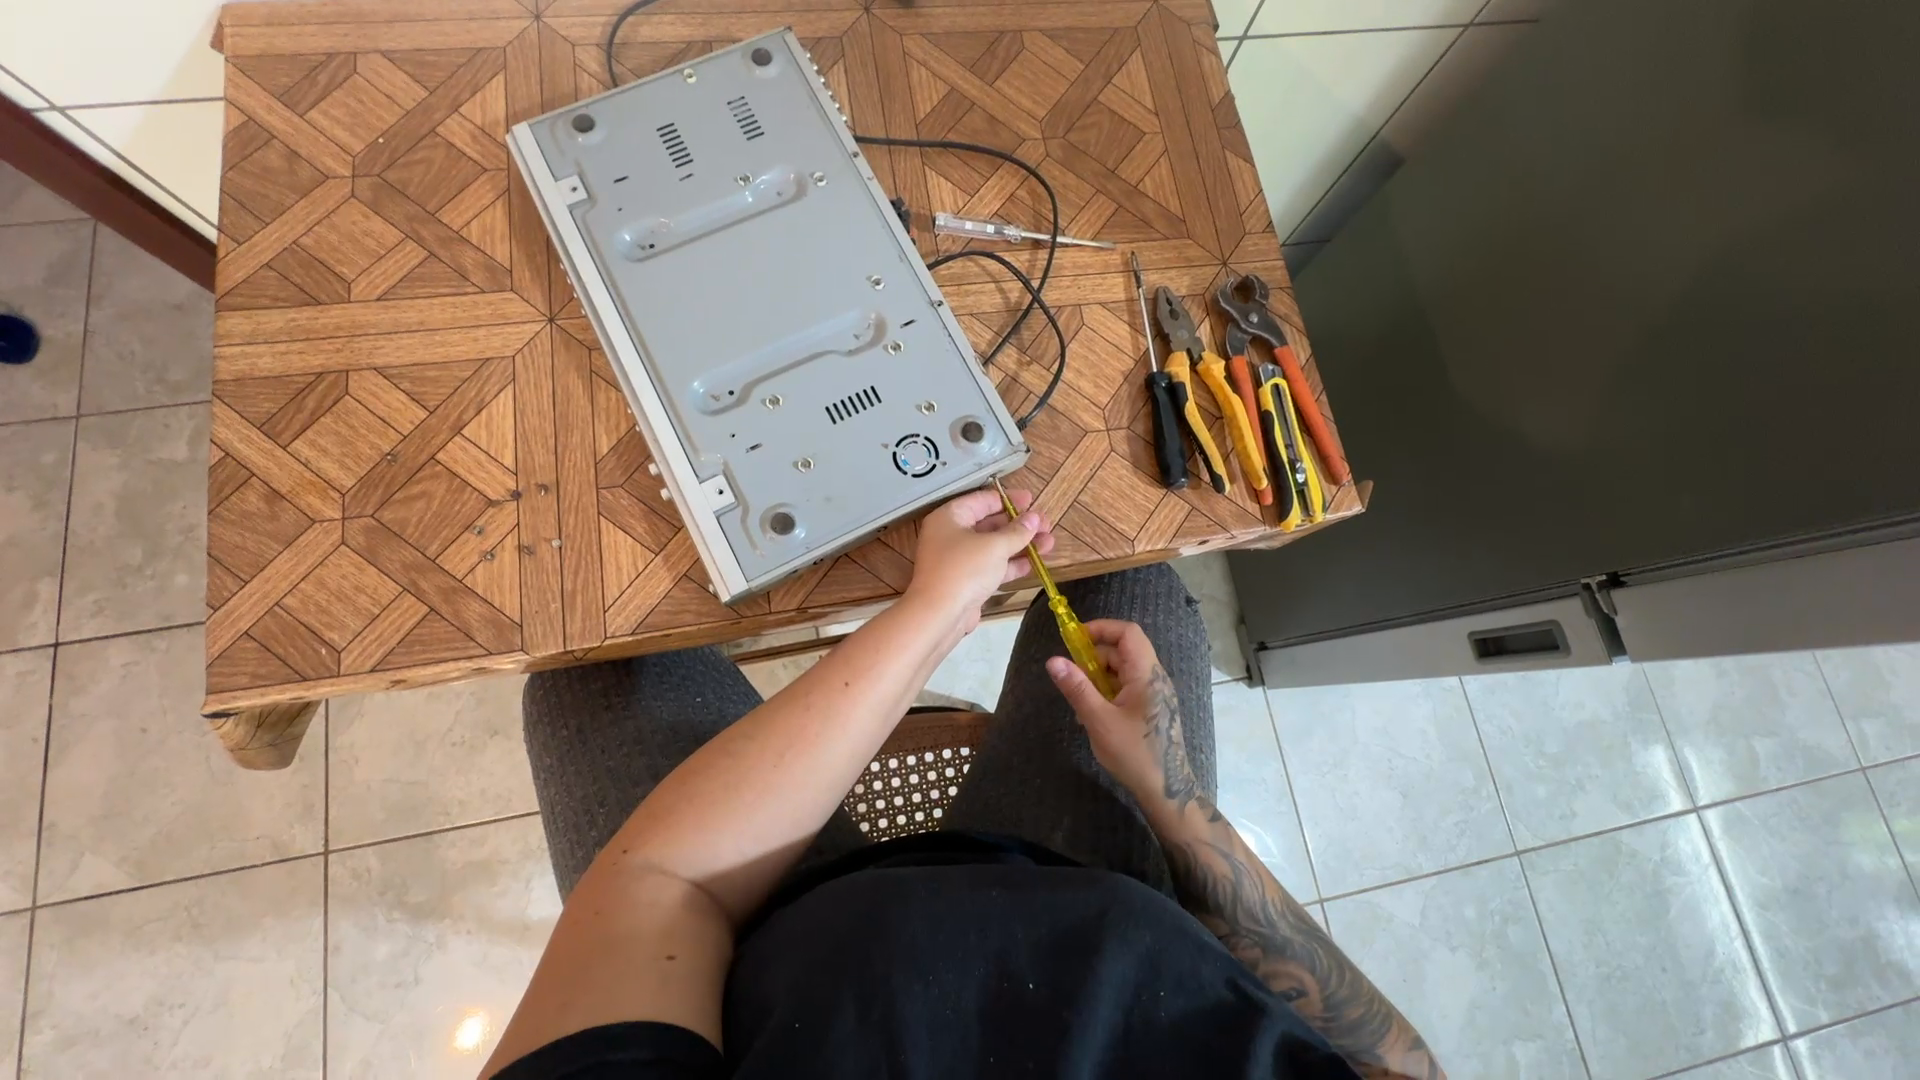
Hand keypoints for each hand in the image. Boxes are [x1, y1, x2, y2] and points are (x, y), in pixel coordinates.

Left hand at [907, 488, 1054, 632]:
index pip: (982, 500)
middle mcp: (951, 535)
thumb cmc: (962, 571)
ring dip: (1020, 545)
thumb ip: (1017, 531)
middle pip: (990, 524)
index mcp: (950, 518)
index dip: (1008, 500)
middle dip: (1019, 525)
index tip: (1031, 500)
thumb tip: (1034, 518)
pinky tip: (1034, 562)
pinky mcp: (966, 581)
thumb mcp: (995, 546)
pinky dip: (1011, 564)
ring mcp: (958, 560)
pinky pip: (992, 567)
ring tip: (1048, 542)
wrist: (940, 615)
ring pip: (994, 547)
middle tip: (1045, 524)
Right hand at [1045, 620, 1201, 810]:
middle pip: (1122, 651)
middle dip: (1093, 659)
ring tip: (1081, 704)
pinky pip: (1126, 688)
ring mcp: (1154, 694)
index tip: (1074, 639)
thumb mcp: (1099, 720)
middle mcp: (1154, 678)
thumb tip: (1053, 660)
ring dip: (1098, 679)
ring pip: (1122, 671)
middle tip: (1071, 677)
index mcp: (1146, 674)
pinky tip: (1094, 716)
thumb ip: (1076, 688)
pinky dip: (1107, 693)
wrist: (1166, 790)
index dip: (1101, 629)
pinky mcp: (1151, 709)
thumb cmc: (1134, 752)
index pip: (1128, 632)